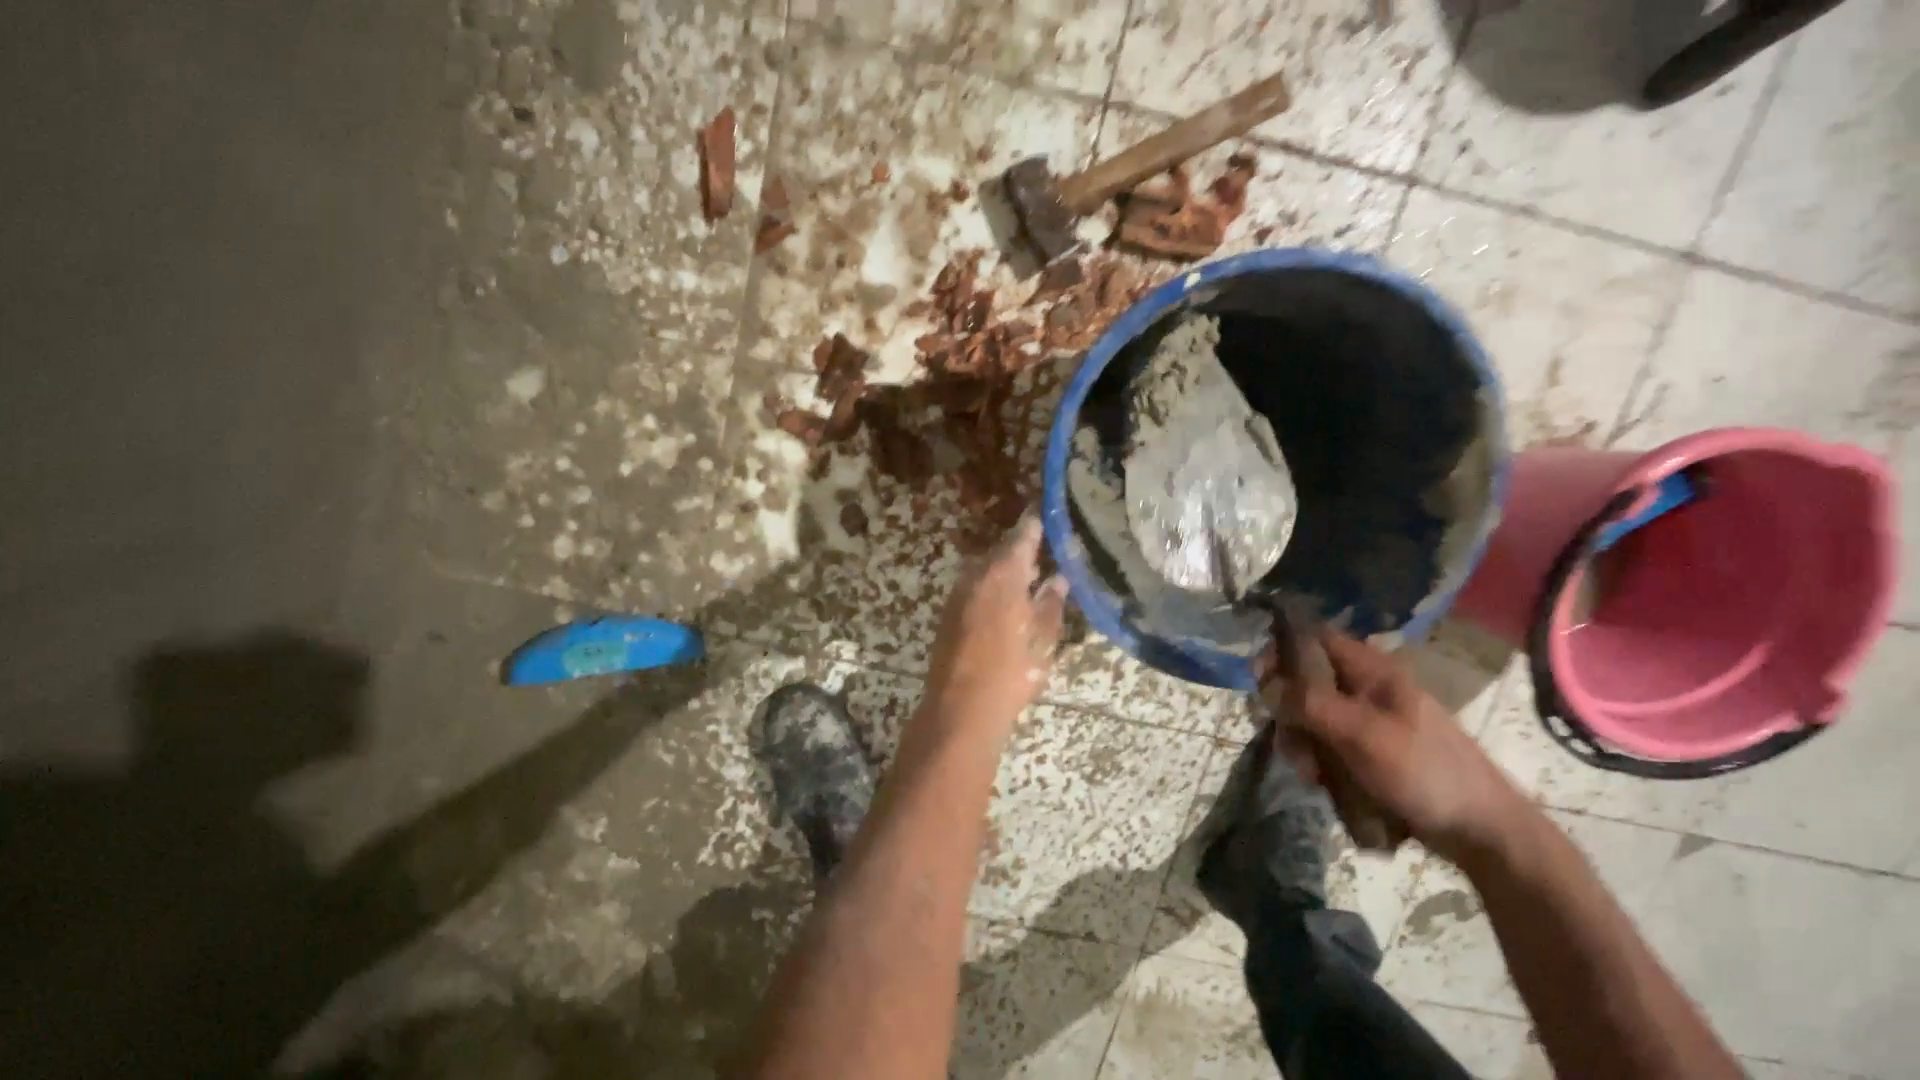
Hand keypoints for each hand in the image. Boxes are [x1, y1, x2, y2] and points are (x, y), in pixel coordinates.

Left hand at [921, 516, 1068, 737]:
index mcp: (1003, 573)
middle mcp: (976, 574)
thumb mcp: (1043, 640)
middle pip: (1002, 551)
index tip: (1050, 514)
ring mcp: (958, 592)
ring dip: (1006, 572)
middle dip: (1024, 551)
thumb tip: (1058, 580)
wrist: (960, 708)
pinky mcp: (948, 612)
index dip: (1037, 523)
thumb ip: (1050, 605)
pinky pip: (975, 588)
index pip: (1023, 534)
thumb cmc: (1011, 674)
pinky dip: (992, 588)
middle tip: (1048, 554)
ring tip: (1032, 582)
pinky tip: (1008, 606)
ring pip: (987, 570)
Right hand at [1266, 629, 1534, 864]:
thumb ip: (1312, 704)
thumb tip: (1266, 683)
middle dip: (1290, 712)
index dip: (1282, 650)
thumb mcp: (1363, 735)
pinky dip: (1320, 763)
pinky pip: (1328, 747)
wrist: (1480, 830)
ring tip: (1313, 775)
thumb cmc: (1425, 772)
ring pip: (1313, 719)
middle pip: (1305, 682)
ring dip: (1303, 744)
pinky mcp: (1370, 752)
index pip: (1314, 638)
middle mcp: (1367, 688)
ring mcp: (1369, 722)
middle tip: (1292, 743)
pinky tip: (1325, 785)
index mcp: (1372, 670)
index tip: (1260, 681)